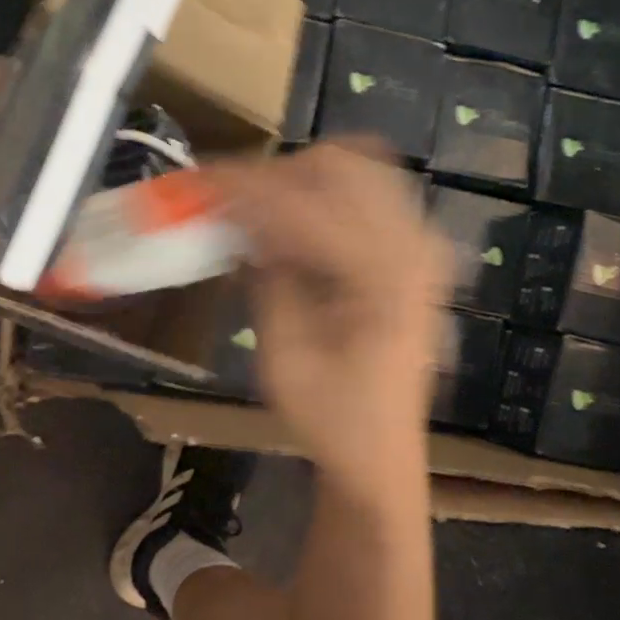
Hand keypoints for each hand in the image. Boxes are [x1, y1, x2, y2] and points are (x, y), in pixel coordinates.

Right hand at [209, 143, 452, 485]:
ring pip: (359, 168)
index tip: (196, 181)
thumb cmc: (328, 418)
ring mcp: (424, 245)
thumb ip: (266, 275)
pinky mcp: (417, 253)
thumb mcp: (282, 354)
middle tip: (228, 201)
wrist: (382, 454)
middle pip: (341, 164)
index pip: (303, 205)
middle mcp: (414, 246)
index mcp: (382, 276)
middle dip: (276, 174)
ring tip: (256, 211)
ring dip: (301, 180)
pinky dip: (324, 195)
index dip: (244, 187)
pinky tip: (290, 227)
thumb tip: (240, 217)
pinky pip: (370, 193)